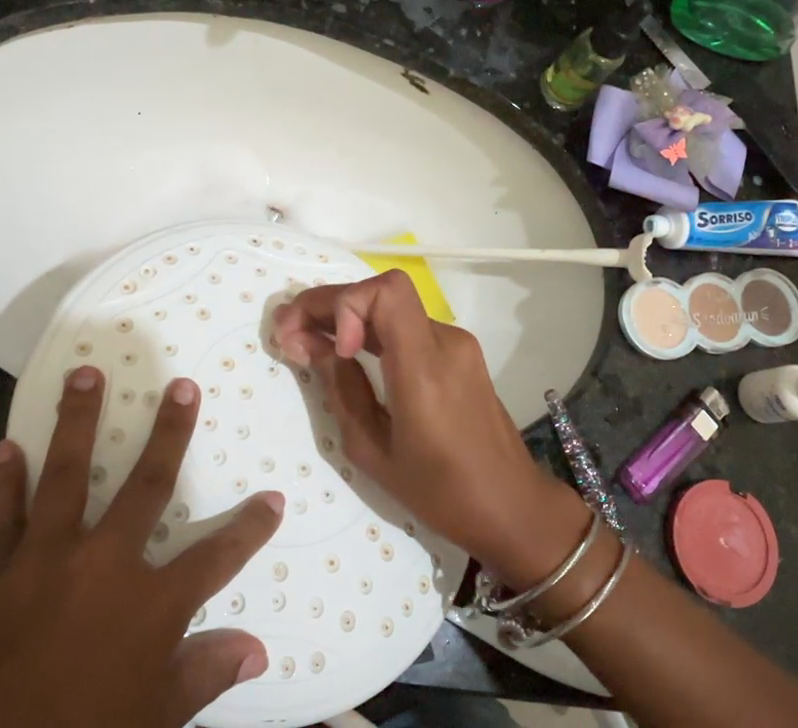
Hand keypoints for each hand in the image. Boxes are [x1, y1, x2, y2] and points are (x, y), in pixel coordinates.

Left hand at [0, 367, 284, 727]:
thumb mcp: (151, 719)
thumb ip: (202, 676)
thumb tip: (256, 649)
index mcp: (150, 607)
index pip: (216, 559)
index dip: (249, 529)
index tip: (273, 499)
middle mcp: (104, 566)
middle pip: (145, 487)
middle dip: (169, 434)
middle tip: (182, 388)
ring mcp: (45, 560)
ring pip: (68, 474)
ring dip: (78, 421)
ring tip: (88, 373)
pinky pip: (3, 514)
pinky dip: (5, 480)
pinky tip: (7, 447)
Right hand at [271, 270, 568, 574]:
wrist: (512, 505)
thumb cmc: (441, 493)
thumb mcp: (373, 451)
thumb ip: (340, 390)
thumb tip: (309, 345)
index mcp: (425, 370)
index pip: (386, 292)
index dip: (344, 303)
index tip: (328, 346)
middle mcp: (445, 343)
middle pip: (382, 292)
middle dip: (329, 305)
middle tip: (286, 331)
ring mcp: (457, 344)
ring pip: (392, 307)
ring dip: (347, 316)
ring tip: (306, 342)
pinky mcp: (460, 353)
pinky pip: (407, 327)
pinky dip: (371, 331)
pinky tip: (345, 353)